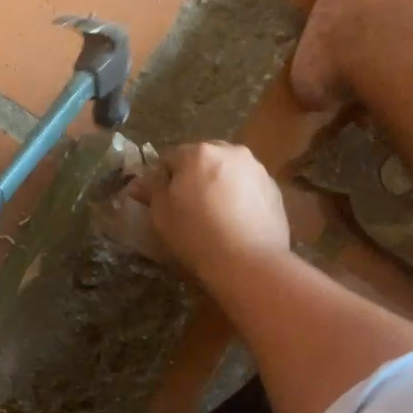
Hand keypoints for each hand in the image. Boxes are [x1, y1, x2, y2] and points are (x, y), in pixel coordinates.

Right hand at [135, 143, 291, 281]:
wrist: (249, 261)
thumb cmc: (196, 235)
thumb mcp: (161, 214)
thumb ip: (151, 190)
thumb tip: (138, 183)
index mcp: (198, 153)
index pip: (169, 158)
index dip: (160, 179)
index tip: (158, 201)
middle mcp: (230, 151)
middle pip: (202, 159)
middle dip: (192, 177)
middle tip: (186, 206)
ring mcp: (256, 168)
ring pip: (227, 171)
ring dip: (216, 184)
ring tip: (213, 214)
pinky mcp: (273, 188)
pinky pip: (246, 186)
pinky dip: (237, 196)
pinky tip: (233, 221)